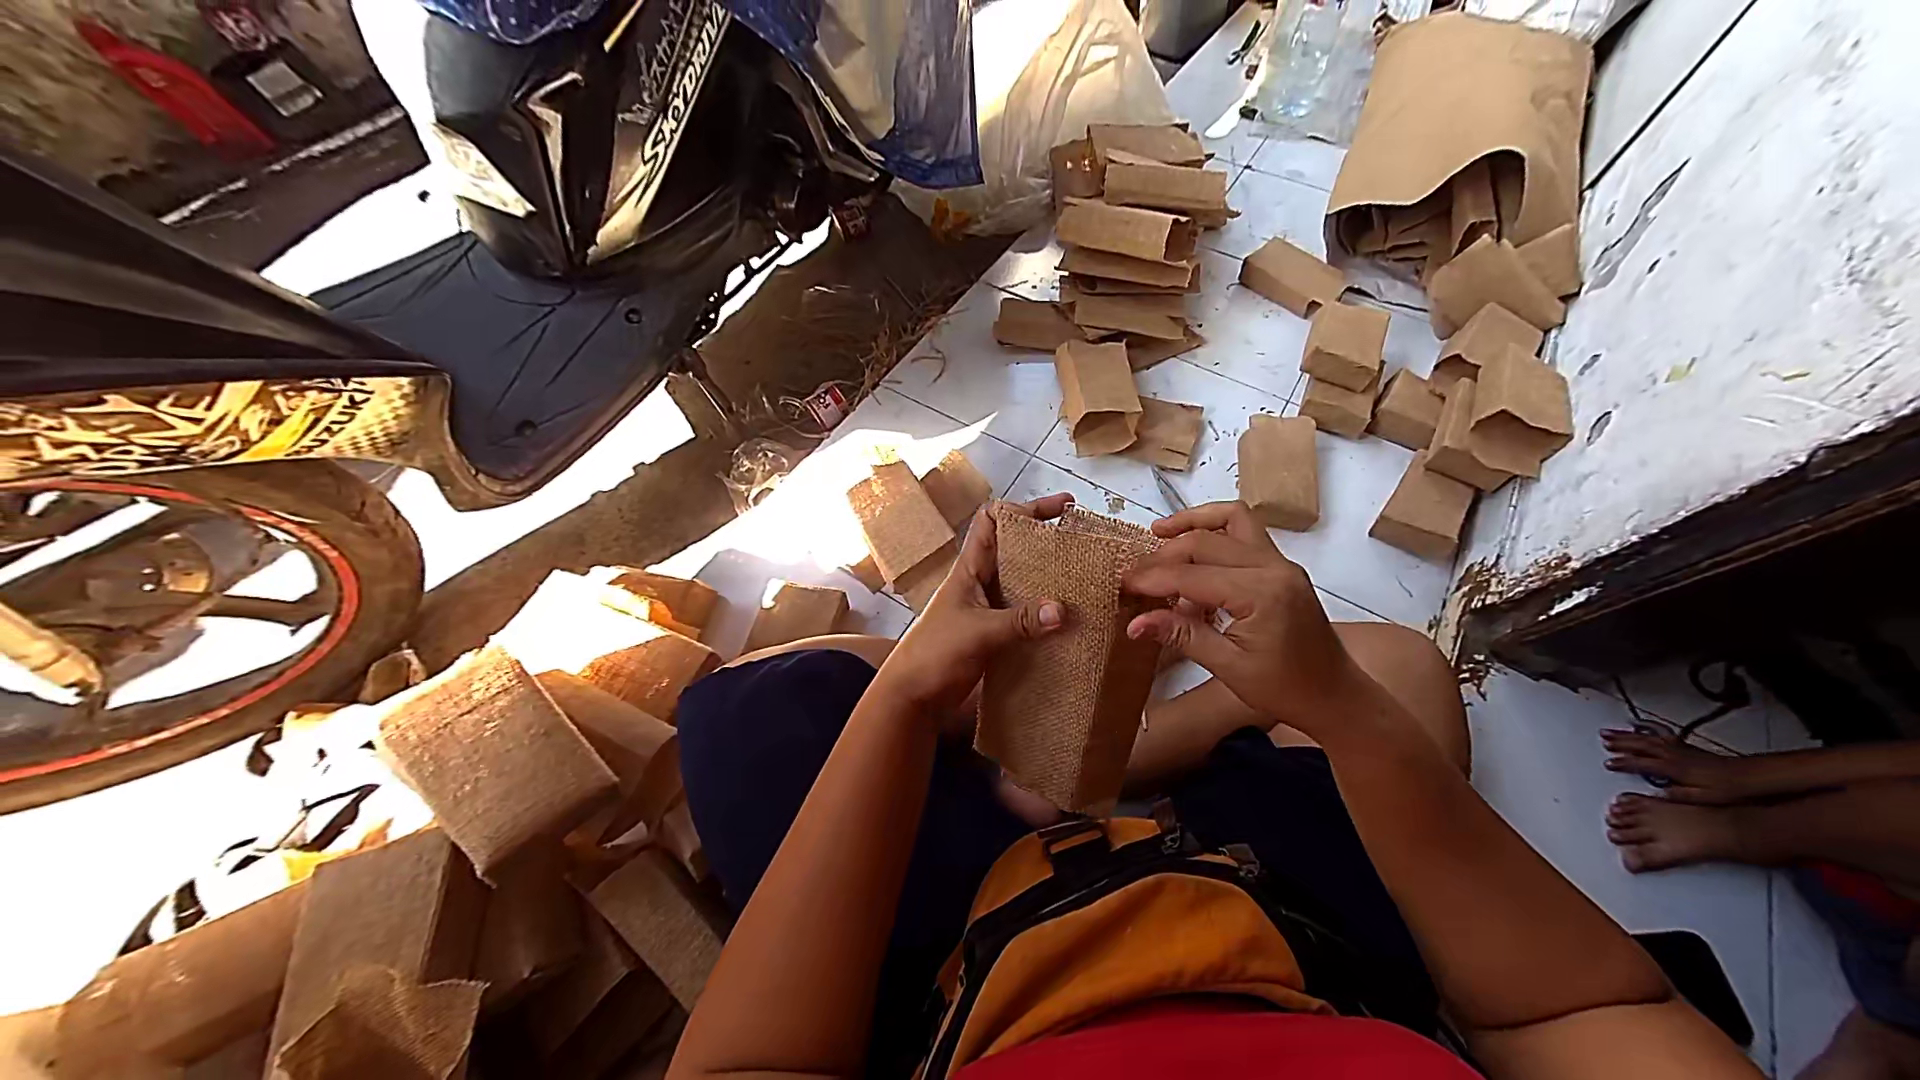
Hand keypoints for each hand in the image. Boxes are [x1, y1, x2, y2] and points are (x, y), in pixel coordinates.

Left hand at [869, 493, 1071, 712]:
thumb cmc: (934, 654)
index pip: (993, 521)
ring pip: (1021, 581)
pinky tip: (1068, 618)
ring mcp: (986, 608)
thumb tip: (1063, 609)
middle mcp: (979, 583)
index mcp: (969, 570)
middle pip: (1014, 549)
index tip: (1060, 509)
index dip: (1023, 508)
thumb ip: (1020, 621)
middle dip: (1046, 540)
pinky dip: (1044, 611)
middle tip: (1083, 539)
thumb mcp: (978, 632)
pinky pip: (1023, 612)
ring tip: (1084, 576)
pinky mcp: (993, 633)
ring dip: (1048, 576)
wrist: (911, 697)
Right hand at [1121, 501, 1367, 733]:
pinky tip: (1193, 548)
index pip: (1192, 575)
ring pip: (1231, 520)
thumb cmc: (1285, 689)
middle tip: (1134, 574)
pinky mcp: (1281, 567)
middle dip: (1164, 555)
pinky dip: (1215, 533)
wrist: (1335, 696)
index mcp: (1262, 594)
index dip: (1152, 579)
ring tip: (1159, 533)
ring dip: (1193, 523)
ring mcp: (1281, 564)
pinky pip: (1245, 533)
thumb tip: (1135, 624)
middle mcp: (1274, 568)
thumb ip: (1181, 635)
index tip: (1123, 584)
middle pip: (1206, 541)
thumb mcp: (1227, 666)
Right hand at [1600, 729, 1752, 803]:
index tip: (1608, 764)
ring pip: (1647, 739)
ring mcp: (1680, 750)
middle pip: (1639, 746)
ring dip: (1627, 735)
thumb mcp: (1701, 798)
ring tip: (1611, 732)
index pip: (1639, 763)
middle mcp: (1672, 756)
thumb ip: (1674, 795)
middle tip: (1603, 740)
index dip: (1622, 763)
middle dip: (1619, 743)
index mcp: (1672, 768)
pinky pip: (1661, 736)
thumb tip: (1655, 794)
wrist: (1754, 777)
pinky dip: (1649, 731)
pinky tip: (1644, 730)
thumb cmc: (1730, 790)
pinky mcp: (1688, 748)